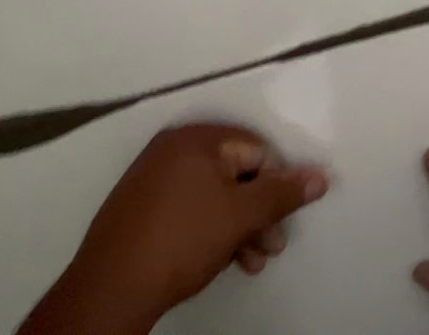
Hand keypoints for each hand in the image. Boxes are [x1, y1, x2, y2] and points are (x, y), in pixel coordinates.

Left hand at [18, 123, 329, 334]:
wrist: (110, 289)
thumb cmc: (181, 241)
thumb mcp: (241, 217)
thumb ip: (282, 194)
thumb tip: (319, 177)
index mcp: (197, 139)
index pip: (256, 150)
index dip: (275, 185)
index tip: (281, 220)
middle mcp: (173, 148)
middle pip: (235, 172)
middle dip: (258, 212)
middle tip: (271, 246)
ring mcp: (153, 177)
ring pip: (213, 194)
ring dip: (238, 227)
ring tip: (250, 260)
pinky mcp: (141, 206)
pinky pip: (190, 206)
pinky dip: (210, 228)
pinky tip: (220, 259)